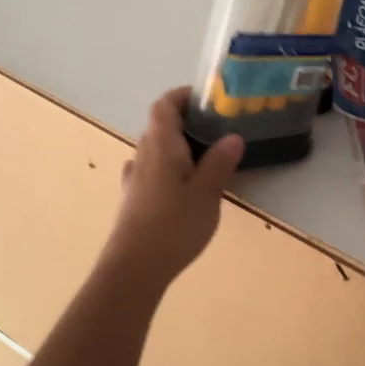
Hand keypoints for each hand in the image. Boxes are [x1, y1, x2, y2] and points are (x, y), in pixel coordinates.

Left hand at [101, 87, 243, 287]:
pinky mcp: (132, 201)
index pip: (165, 105)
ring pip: (155, 150)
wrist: (133, 269)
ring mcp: (134, 179)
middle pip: (159, 126)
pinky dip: (168, 169)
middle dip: (186, 122)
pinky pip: (151, 172)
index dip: (183, 96)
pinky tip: (182, 188)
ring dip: (176, 147)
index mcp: (160, 145)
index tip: (207, 99)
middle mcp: (142, 155)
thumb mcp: (207, 192)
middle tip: (216, 131)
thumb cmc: (173, 225)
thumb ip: (219, 162)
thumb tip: (232, 136)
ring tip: (205, 160)